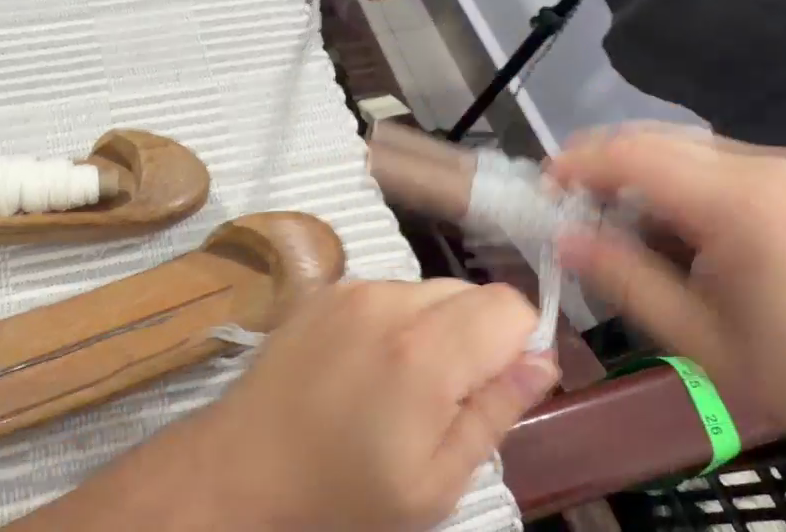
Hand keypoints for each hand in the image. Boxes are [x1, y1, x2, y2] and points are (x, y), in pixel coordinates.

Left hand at [196, 279, 559, 530]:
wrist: (242, 467)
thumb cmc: (342, 495)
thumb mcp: (435, 481)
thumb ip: (494, 412)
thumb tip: (543, 361)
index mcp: (423, 353)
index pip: (509, 306)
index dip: (520, 346)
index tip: (500, 389)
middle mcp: (387, 301)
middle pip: (470, 292)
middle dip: (480, 337)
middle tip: (450, 399)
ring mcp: (349, 290)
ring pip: (428, 289)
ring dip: (437, 327)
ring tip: (404, 387)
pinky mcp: (322, 291)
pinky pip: (386, 291)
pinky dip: (397, 320)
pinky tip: (369, 366)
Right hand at [550, 125, 785, 451]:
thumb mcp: (700, 338)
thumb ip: (622, 277)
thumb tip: (560, 238)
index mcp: (735, 197)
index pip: (629, 153)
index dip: (574, 164)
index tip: (537, 190)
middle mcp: (761, 165)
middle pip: (654, 140)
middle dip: (601, 167)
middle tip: (567, 210)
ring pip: (683, 151)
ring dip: (638, 177)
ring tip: (614, 228)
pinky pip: (716, 167)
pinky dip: (676, 187)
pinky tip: (672, 233)